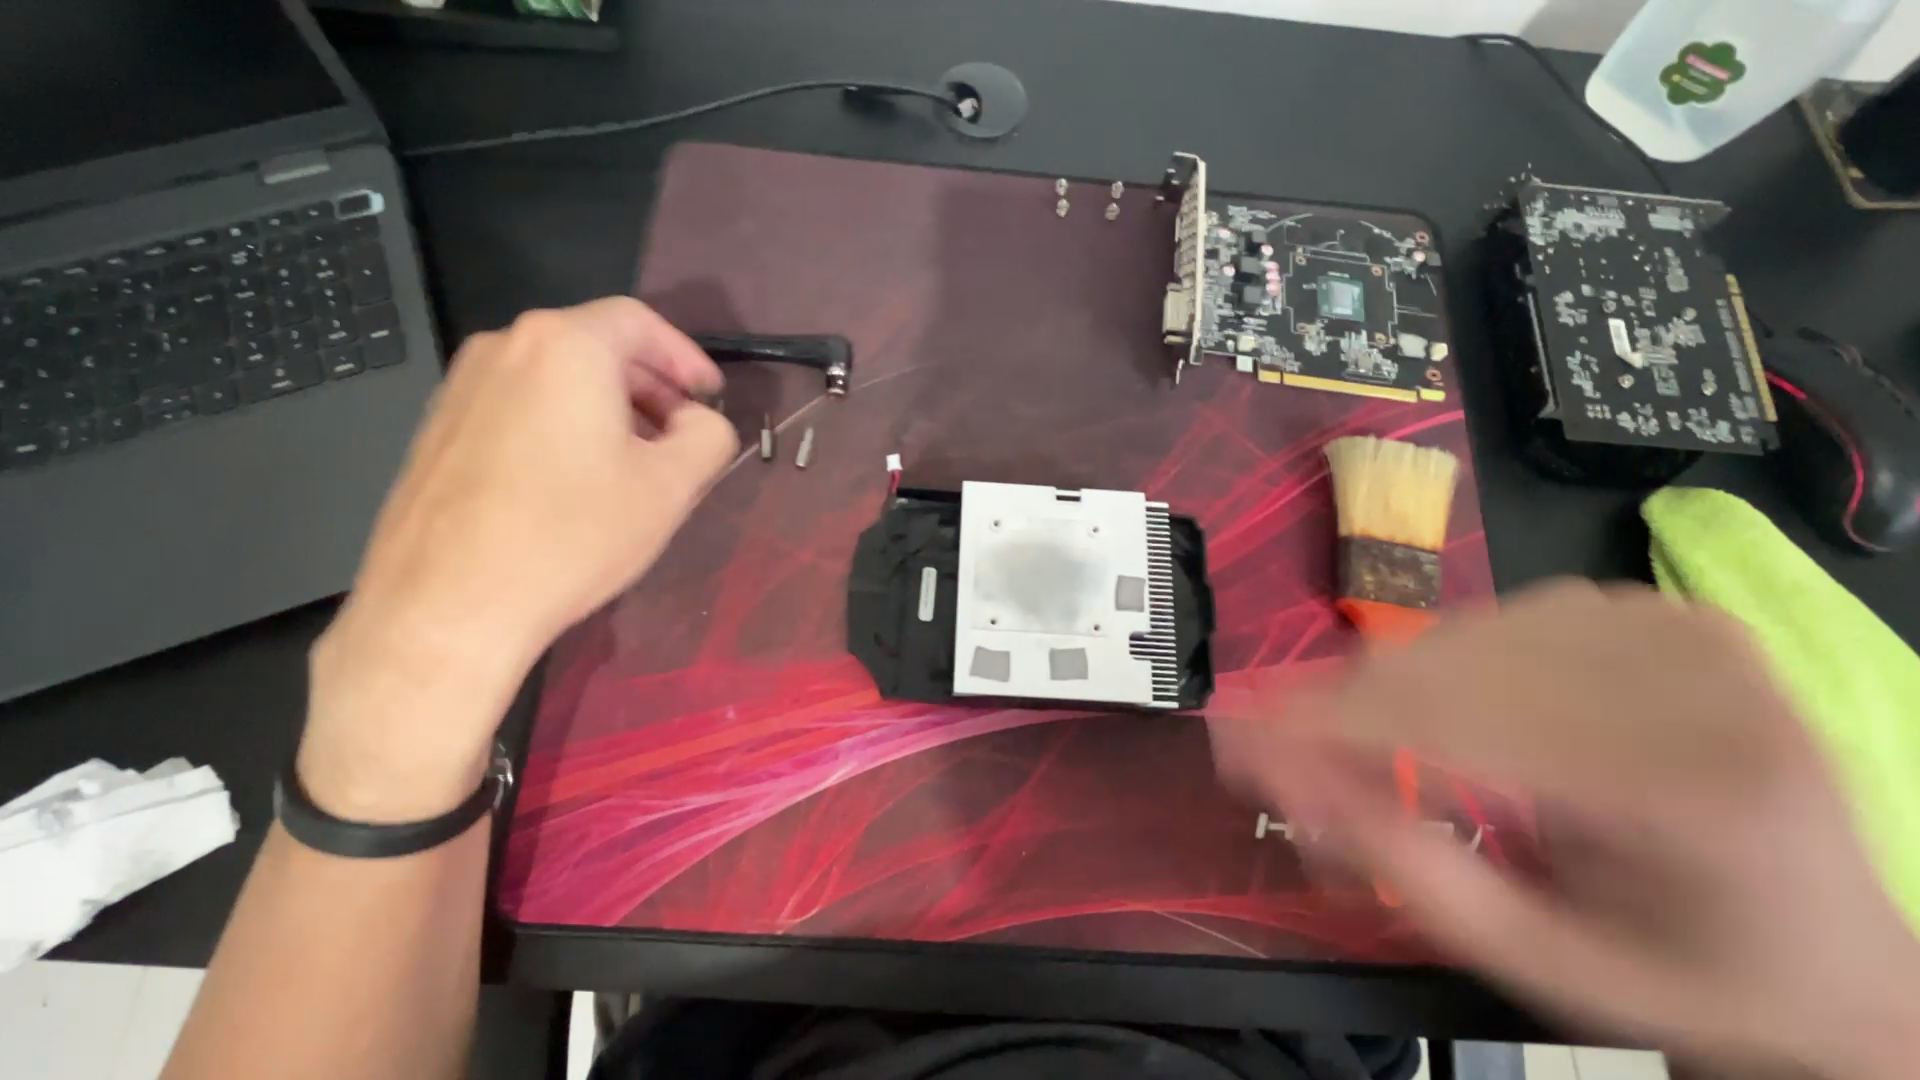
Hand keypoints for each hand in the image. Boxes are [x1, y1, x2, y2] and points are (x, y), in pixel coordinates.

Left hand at [299, 298, 736, 820]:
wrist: (448, 606)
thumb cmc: (573, 534)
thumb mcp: (672, 487)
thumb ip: (709, 436)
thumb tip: (701, 422)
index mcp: (565, 345)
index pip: (639, 322)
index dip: (685, 356)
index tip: (709, 397)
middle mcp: (505, 347)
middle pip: (595, 346)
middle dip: (649, 386)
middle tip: (680, 437)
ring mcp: (461, 387)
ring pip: (555, 379)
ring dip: (607, 409)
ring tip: (632, 465)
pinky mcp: (437, 429)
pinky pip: (519, 407)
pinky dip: (561, 426)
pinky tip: (573, 484)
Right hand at [1211, 582, 1919, 1079]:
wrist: (1844, 956)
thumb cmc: (1691, 977)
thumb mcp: (1546, 966)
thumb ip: (1409, 873)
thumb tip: (1288, 778)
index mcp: (1701, 793)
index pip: (1463, 726)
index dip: (1330, 728)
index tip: (1235, 739)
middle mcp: (1703, 684)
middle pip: (1456, 669)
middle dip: (1342, 708)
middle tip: (1274, 751)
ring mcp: (1686, 631)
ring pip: (1468, 632)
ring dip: (1387, 685)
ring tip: (1357, 744)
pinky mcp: (1665, 613)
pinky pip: (1504, 617)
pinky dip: (1442, 661)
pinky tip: (1441, 707)